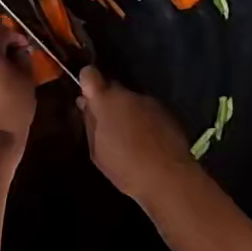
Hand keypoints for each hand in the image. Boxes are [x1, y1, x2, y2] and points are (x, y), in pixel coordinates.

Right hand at [74, 67, 194, 203]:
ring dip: (127, 109)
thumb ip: (90, 122)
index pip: (90, 75)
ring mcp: (149, 100)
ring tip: (128, 134)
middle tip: (106, 121)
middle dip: (108, 99)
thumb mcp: (96, 150)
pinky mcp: (165, 109)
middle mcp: (128, 93)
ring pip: (131, 99)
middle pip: (112, 87)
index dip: (86, 81)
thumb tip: (85, 104)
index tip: (85, 93)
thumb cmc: (124, 166)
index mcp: (106, 101)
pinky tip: (145, 137)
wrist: (166, 174)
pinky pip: (147, 108)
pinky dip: (143, 117)